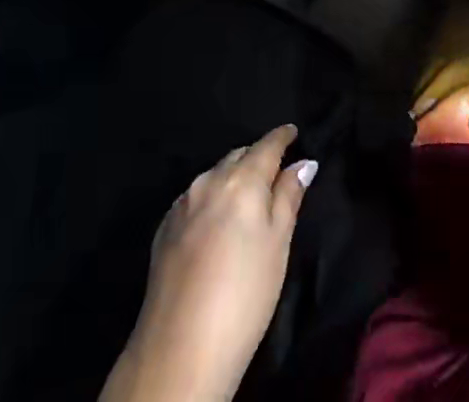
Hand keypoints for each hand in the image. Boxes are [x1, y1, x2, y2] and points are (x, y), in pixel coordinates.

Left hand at [100, 124, 317, 401]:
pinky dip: (212, 197)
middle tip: (275, 166)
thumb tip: (303, 163)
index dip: (281, 137)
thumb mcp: (278, 244)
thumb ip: (288, 197)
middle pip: (237, 157)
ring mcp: (182, 201)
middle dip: (256, 156)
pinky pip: (195, 197)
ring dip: (232, 176)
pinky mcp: (165, 224)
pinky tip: (217, 219)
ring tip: (248, 192)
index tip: (292, 131)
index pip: (265, 146)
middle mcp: (207, 180)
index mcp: (240, 181)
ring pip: (213, 175)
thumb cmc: (246, 291)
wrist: (183, 338)